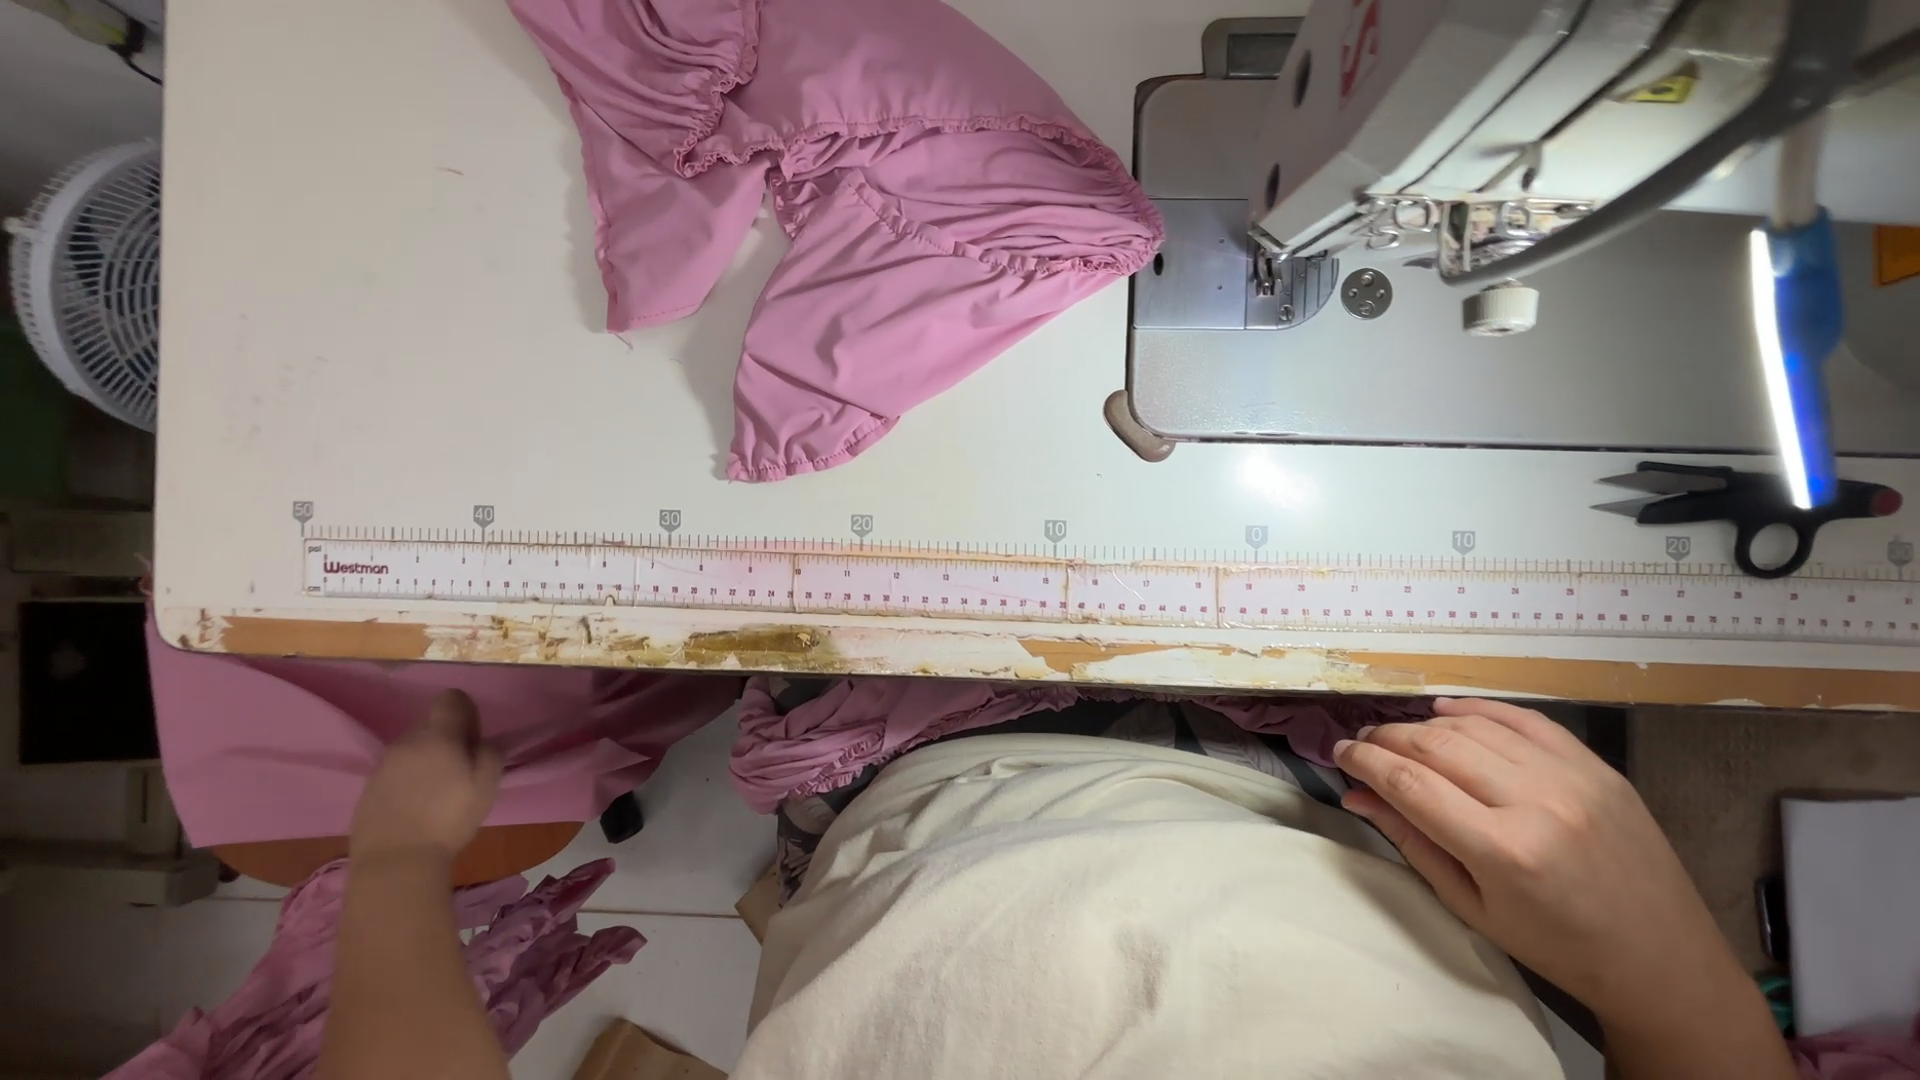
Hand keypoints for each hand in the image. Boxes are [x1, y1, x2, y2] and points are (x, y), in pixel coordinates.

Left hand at [349, 689, 503, 863]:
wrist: (396, 860)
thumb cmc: (449, 818)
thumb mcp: (486, 785)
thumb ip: (491, 754)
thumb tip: (484, 742)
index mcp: (438, 736)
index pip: (450, 699)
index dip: (466, 711)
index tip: (473, 737)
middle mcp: (406, 743)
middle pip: (430, 726)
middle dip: (447, 739)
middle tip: (460, 770)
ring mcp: (382, 766)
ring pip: (412, 750)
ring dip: (426, 760)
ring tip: (437, 791)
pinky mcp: (367, 788)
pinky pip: (395, 772)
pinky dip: (408, 780)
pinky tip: (416, 806)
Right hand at [1333, 698, 1740, 1029]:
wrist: (1664, 963)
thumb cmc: (1556, 947)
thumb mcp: (1470, 904)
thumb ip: (1410, 841)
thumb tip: (1356, 795)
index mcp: (1502, 850)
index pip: (1409, 783)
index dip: (1364, 761)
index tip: (1340, 754)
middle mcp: (1536, 803)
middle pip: (1435, 746)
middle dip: (1386, 738)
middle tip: (1363, 744)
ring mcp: (1573, 779)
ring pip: (1473, 726)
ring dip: (1424, 725)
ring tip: (1400, 736)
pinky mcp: (1597, 768)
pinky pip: (1524, 720)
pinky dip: (1477, 709)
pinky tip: (1447, 712)